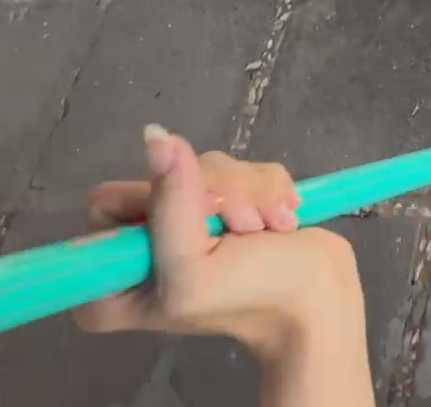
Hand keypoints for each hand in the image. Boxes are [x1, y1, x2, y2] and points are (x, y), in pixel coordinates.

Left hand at [75, 126, 374, 405]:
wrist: (318, 295)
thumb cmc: (252, 294)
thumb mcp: (195, 264)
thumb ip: (171, 203)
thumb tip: (156, 135)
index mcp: (112, 275)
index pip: (112, 201)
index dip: (161, 199)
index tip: (202, 222)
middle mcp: (146, 245)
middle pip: (170, 175)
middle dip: (221, 195)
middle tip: (247, 226)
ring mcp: (193, 222)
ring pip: (214, 166)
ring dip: (254, 192)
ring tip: (272, 225)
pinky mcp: (233, 202)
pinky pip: (247, 166)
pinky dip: (271, 187)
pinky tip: (282, 216)